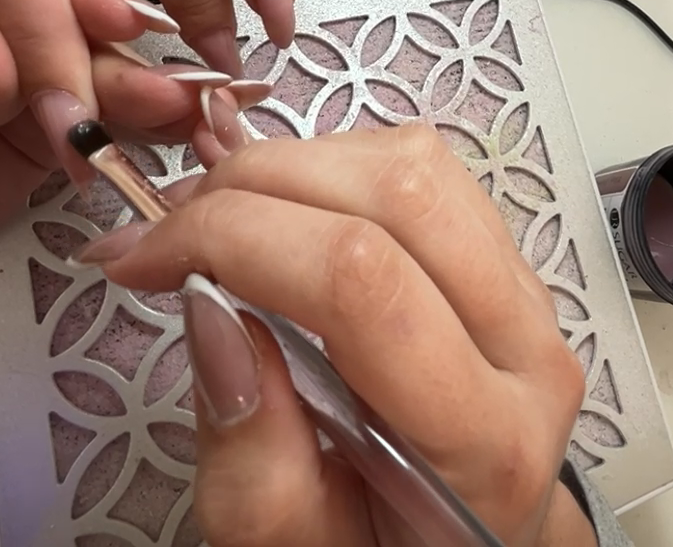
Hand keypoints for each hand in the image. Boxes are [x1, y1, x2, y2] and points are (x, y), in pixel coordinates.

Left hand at [0, 0, 218, 357]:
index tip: (110, 24)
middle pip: (70, 10)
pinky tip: (181, 133)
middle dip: (117, 52)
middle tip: (169, 89)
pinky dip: (140, 128)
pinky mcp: (48, 119)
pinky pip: (102, 115)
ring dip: (143, 91)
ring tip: (191, 116)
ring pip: (98, 64)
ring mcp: (27, 65)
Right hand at [97, 126, 595, 546]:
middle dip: (257, 183)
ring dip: (299, 163)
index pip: (362, 282)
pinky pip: (426, 166)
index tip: (146, 256)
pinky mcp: (506, 251)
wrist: (475, 537)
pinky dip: (340, 162)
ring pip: (415, 164)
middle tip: (174, 224)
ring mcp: (527, 286)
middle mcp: (526, 343)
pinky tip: (293, 207)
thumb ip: (247, 456)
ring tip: (226, 212)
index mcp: (487, 438)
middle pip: (396, 197)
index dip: (237, 239)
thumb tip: (210, 304)